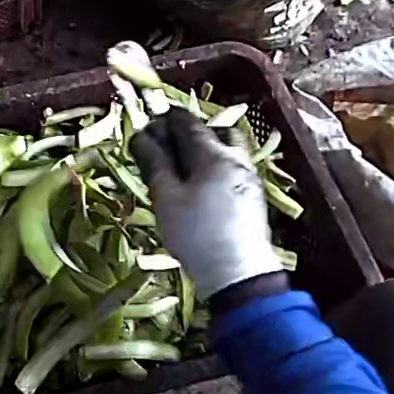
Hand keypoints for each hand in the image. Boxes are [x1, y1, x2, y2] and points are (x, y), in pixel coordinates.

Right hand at [130, 108, 283, 298]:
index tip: (148, 124)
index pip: (187, 123)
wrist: (238, 273)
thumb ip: (154, 162)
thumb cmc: (195, 234)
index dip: (165, 119)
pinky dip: (214, 166)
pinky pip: (232, 167)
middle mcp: (236, 159)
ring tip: (183, 166)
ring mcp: (248, 177)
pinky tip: (200, 186)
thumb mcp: (166, 197)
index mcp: (213, 154)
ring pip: (227, 149)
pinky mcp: (252, 196)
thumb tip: (141, 136)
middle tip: (167, 143)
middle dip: (189, 131)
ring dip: (205, 148)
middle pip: (214, 130)